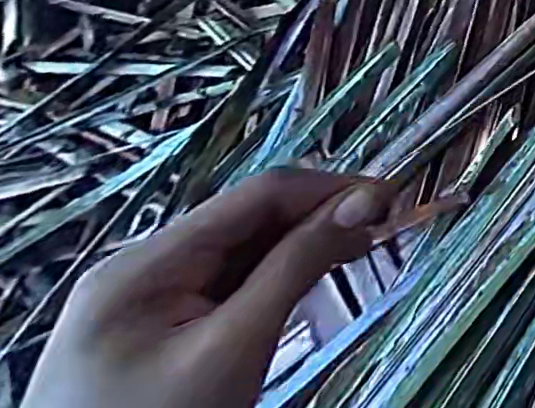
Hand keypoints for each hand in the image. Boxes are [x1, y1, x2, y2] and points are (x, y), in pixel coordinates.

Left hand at [22, 169, 390, 407]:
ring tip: (360, 249)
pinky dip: (285, 268)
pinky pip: (239, 275)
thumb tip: (369, 198)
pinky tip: (318, 272)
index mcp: (144, 265)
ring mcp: (150, 296)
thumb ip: (299, 263)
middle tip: (382, 227)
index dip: (332, 188)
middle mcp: (144, 267)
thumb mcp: (235, 345)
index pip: (261, 193)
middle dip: (323, 216)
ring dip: (310, 241)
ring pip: (253, 243)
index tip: (390, 201)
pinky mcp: (165, 321)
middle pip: (256, 216)